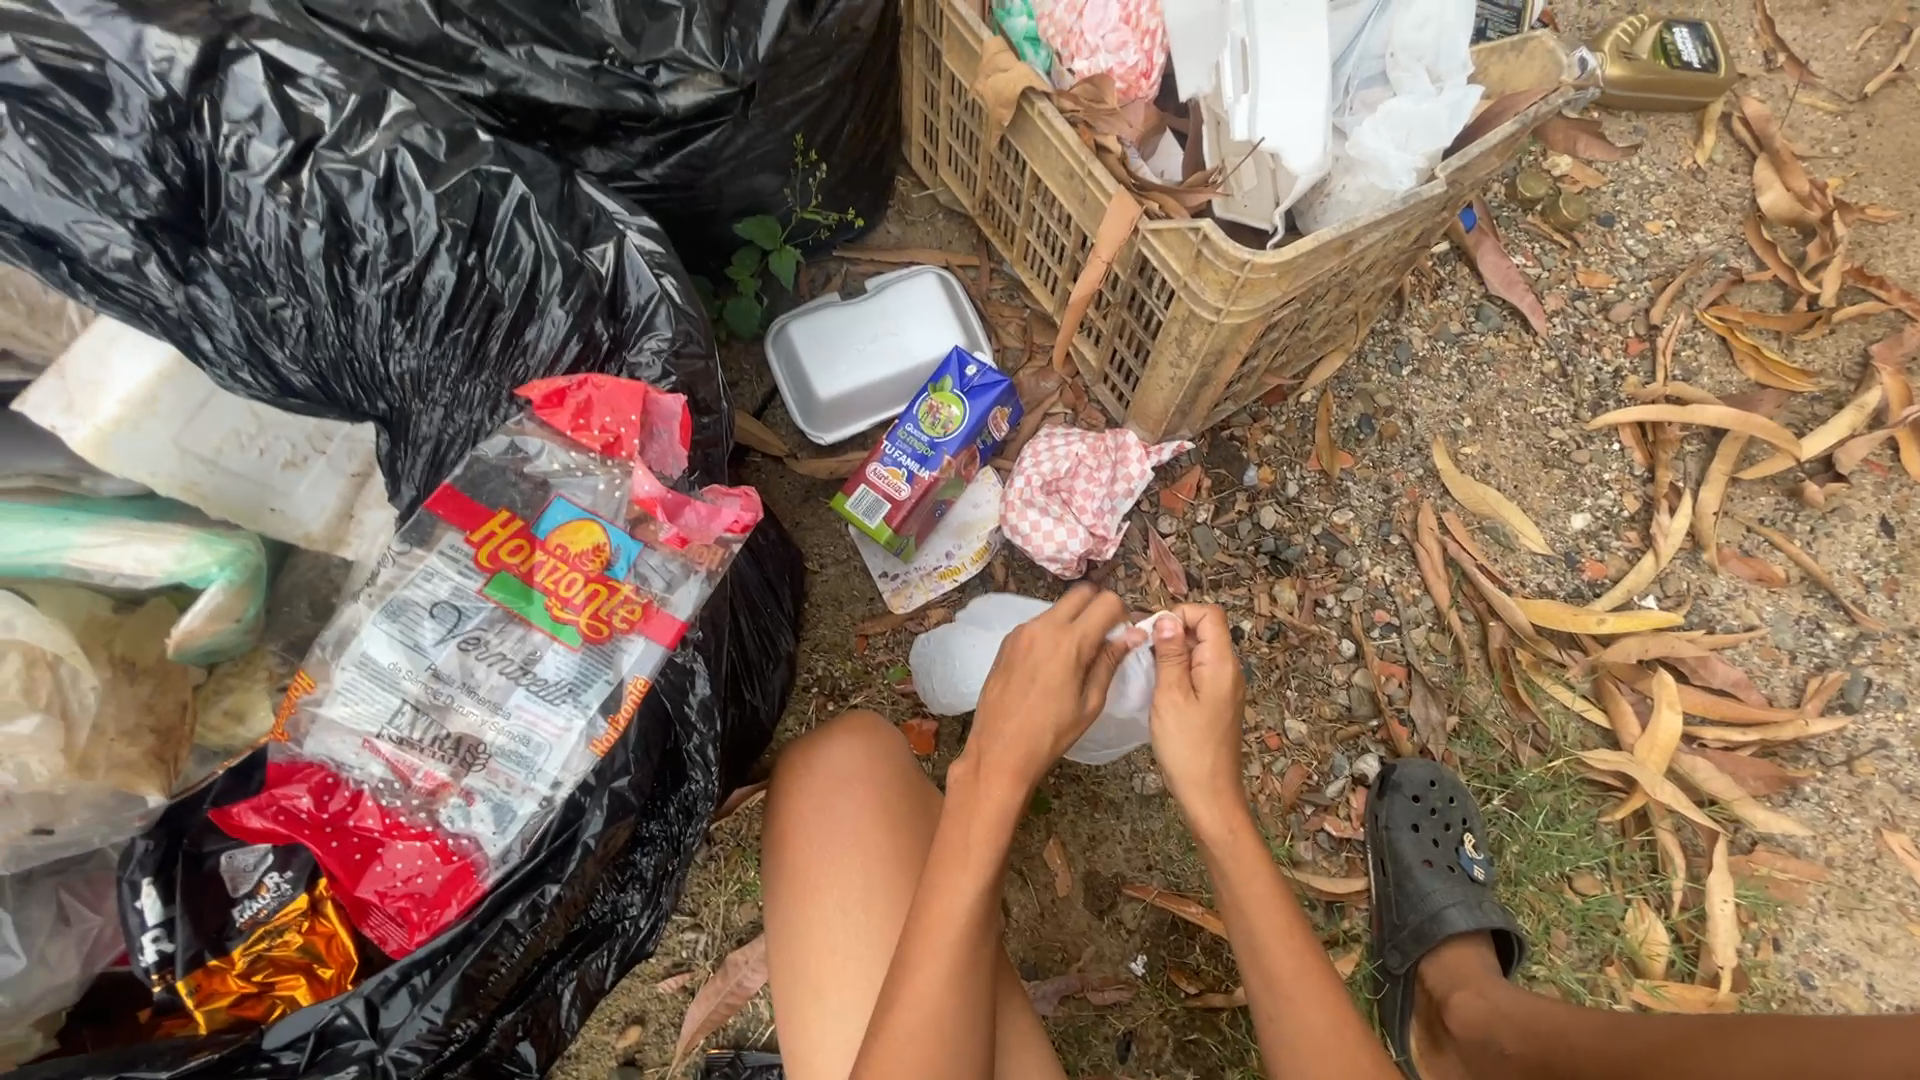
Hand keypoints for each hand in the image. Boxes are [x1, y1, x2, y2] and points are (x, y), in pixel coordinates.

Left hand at [963, 585, 1144, 795]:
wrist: (999, 750)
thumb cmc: (1051, 733)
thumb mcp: (1090, 702)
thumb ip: (1110, 661)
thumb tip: (1134, 634)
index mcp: (1070, 641)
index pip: (1107, 601)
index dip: (1122, 614)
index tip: (1123, 634)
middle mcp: (1044, 626)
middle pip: (1081, 592)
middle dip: (1098, 606)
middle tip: (1104, 636)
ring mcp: (1022, 631)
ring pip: (1058, 607)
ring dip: (1074, 619)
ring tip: (1077, 656)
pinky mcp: (1007, 641)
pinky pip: (1038, 624)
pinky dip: (1052, 632)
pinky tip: (1051, 664)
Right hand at [1147, 605, 1248, 836]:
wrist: (1208, 794)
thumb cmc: (1187, 746)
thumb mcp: (1170, 695)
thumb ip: (1170, 654)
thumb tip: (1166, 619)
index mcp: (1221, 663)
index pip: (1209, 614)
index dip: (1179, 614)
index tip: (1151, 633)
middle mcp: (1229, 670)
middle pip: (1205, 630)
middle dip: (1173, 631)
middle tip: (1142, 650)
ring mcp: (1224, 687)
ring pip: (1199, 650)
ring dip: (1173, 652)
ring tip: (1147, 668)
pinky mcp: (1216, 702)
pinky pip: (1198, 671)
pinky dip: (1178, 669)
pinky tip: (1159, 687)